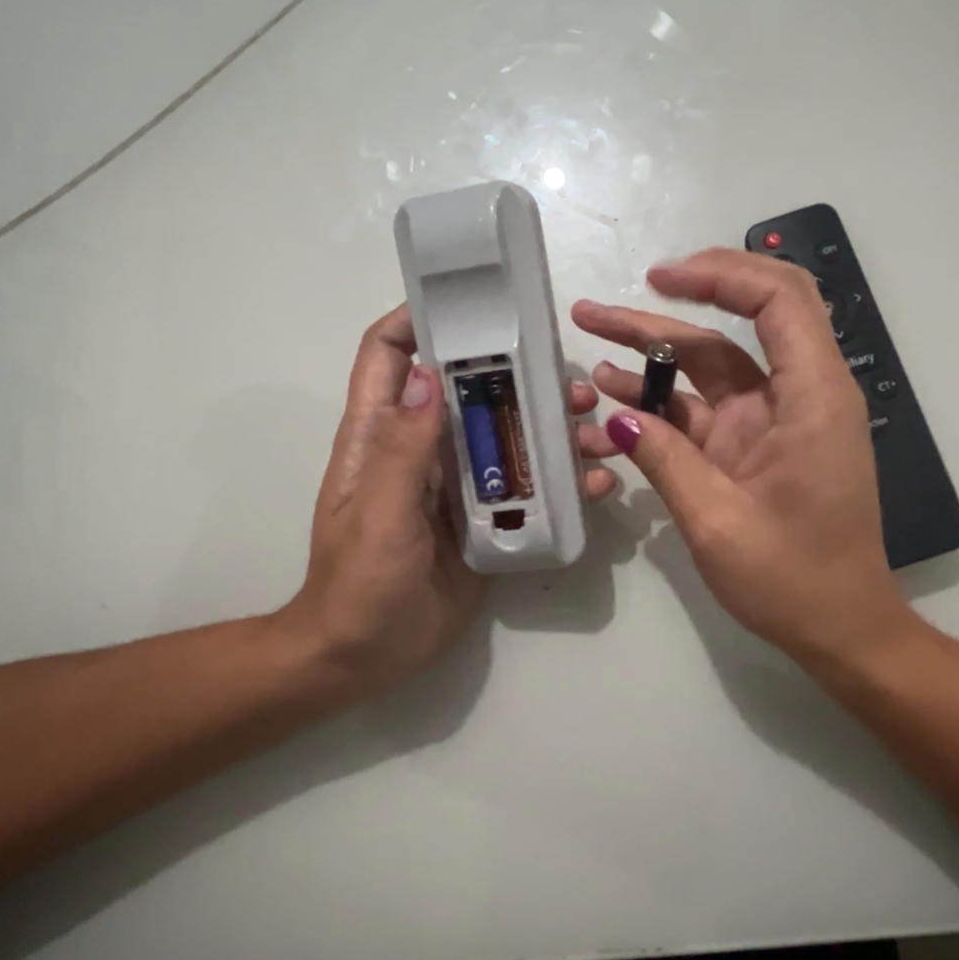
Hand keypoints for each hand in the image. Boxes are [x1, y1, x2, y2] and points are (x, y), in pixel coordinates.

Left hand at [278, 306, 617, 695]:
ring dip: (555, 431)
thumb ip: (405, 446)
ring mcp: (457, 485)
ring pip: (509, 437)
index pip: (389, 354)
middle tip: (573, 385)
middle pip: (470, 391)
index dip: (418, 319)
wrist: (364, 656)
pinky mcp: (486, 521)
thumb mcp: (380, 512)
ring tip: (599, 438)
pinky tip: (595, 487)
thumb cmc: (359, 580)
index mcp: (380, 434)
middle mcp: (422, 449)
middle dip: (520, 379)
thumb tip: (430, 372)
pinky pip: (527, 489)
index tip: (472, 303)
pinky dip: (562, 483)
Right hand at [572, 249, 915, 662]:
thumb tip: (615, 417)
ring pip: (713, 367)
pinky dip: (664, 405)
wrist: (840, 630)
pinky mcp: (756, 447)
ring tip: (588, 349)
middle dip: (666, 313)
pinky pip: (706, 410)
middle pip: (737, 325)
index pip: (777, 300)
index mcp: (812, 398)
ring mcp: (774, 422)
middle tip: (594, 313)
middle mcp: (798, 395)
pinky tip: (615, 404)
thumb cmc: (794, 580)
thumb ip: (664, 460)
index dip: (719, 275)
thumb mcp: (718, 521)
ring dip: (654, 358)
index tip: (657, 281)